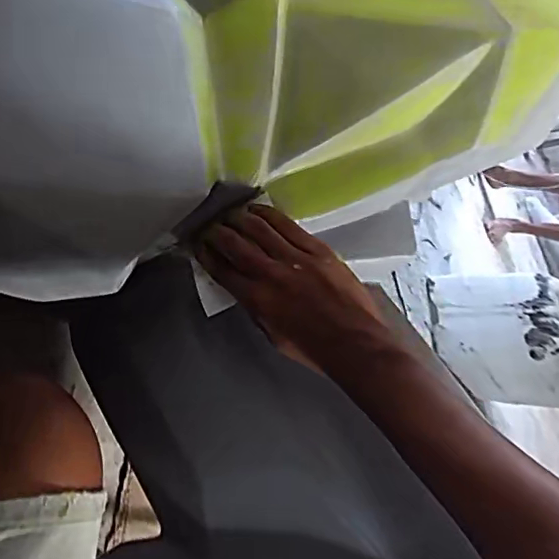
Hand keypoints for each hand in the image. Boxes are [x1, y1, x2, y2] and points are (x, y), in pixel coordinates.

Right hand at [195, 204, 400, 375]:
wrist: (359, 347)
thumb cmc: (313, 349)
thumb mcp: (272, 334)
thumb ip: (254, 308)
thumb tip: (243, 288)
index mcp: (256, 298)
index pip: (220, 268)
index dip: (205, 253)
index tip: (199, 245)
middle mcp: (270, 274)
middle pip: (233, 243)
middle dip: (216, 232)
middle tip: (210, 226)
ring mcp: (295, 259)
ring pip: (257, 227)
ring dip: (238, 218)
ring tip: (231, 214)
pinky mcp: (317, 250)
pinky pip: (286, 225)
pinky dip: (268, 214)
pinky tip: (257, 209)